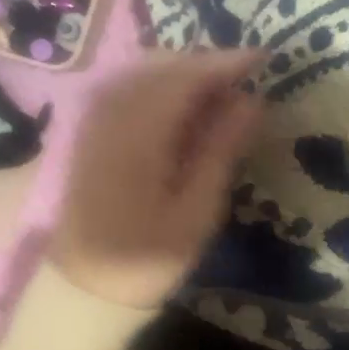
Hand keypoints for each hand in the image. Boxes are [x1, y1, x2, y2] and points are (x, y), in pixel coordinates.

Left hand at [52, 50, 263, 308]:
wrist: (83, 289)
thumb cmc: (147, 260)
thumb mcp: (197, 212)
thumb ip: (221, 149)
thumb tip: (251, 100)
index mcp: (138, 135)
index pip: (185, 78)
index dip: (225, 64)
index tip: (265, 60)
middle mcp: (111, 115)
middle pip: (162, 68)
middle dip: (206, 66)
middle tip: (247, 80)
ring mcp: (94, 121)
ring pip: (143, 74)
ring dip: (183, 74)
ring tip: (221, 93)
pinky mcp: (88, 132)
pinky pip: (128, 89)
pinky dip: (160, 87)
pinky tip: (182, 107)